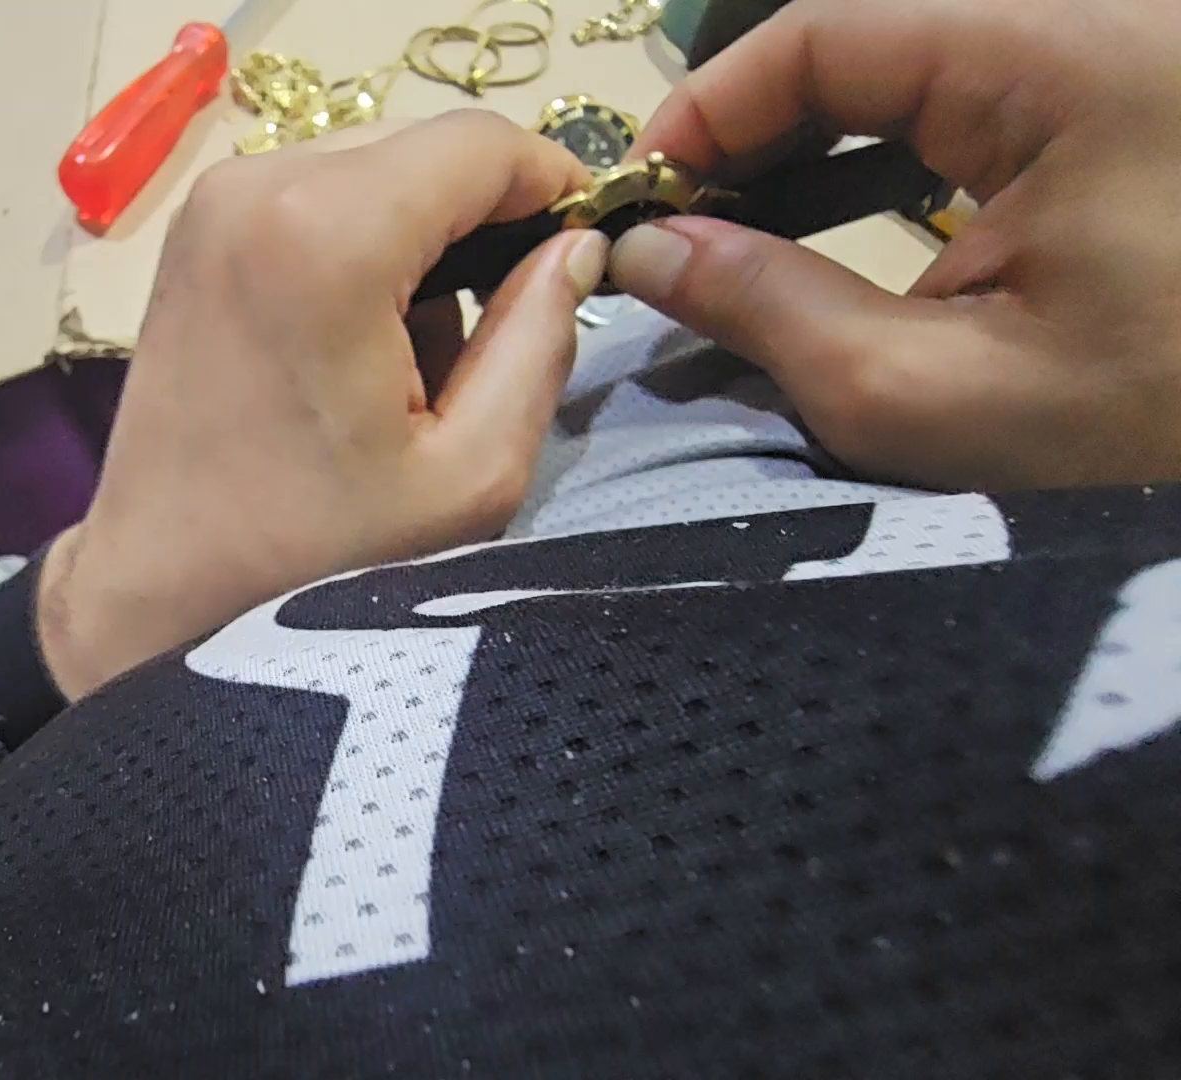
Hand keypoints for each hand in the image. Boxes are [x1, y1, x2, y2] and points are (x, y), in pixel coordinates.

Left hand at [38, 112, 607, 697]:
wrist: (159, 583)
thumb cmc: (313, 554)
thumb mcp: (467, 472)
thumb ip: (541, 341)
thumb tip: (569, 249)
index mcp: (329, 233)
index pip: (481, 145)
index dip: (547, 189)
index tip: (571, 256)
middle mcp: (255, 187)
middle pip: (419, 157)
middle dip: (472, 233)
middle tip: (474, 346)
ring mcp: (209, 210)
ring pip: (366, 181)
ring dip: (409, 256)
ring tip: (395, 374)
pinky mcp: (190, 241)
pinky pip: (308, 209)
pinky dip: (350, 261)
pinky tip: (339, 354)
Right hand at [609, 0, 1180, 490]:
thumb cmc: (1124, 437)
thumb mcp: (904, 388)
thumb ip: (759, 305)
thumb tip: (640, 251)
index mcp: (1084, 64)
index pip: (832, 29)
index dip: (702, 109)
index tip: (633, 201)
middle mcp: (1110, 31)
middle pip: (861, 39)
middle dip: (733, 134)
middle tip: (661, 226)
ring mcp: (1118, 66)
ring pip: (898, 69)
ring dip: (783, 148)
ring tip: (711, 232)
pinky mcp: (1118, 107)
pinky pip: (946, 104)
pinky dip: (847, 162)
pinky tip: (795, 224)